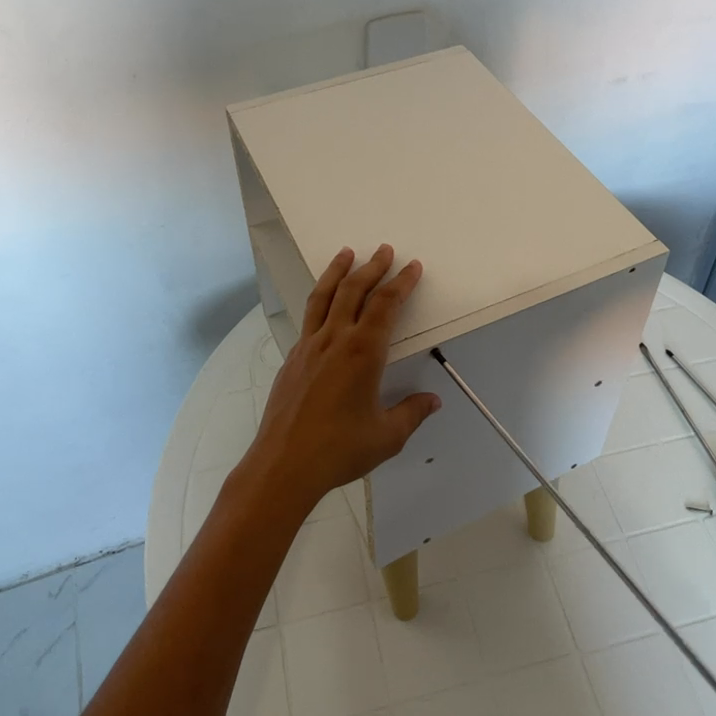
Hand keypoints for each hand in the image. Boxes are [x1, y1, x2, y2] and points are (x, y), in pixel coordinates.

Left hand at [237, 244, 441, 511]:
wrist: (284, 465)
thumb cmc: (339, 450)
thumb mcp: (387, 436)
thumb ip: (411, 412)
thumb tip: (432, 400)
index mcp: (363, 352)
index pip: (386, 305)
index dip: (401, 283)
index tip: (412, 267)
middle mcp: (334, 340)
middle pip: (354, 290)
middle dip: (372, 267)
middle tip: (384, 250)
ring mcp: (308, 347)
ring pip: (323, 297)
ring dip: (337, 272)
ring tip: (345, 254)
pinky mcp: (292, 359)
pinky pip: (309, 318)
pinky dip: (320, 300)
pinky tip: (323, 305)